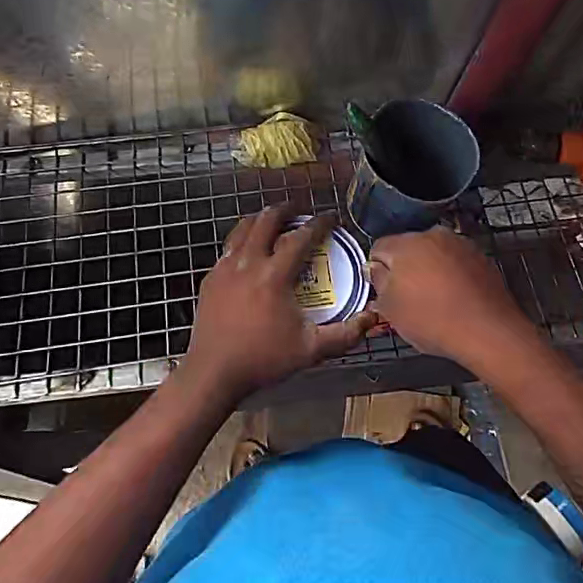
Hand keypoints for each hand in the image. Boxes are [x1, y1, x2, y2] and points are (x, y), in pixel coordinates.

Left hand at [185, 207, 377, 398]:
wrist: (213, 372)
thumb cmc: (263, 360)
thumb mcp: (311, 350)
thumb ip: (345, 333)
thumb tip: (373, 317)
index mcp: (274, 276)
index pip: (301, 237)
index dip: (320, 223)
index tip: (332, 217)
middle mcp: (248, 263)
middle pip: (266, 220)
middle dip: (286, 210)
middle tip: (300, 211)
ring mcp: (225, 268)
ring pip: (242, 229)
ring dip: (261, 220)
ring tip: (274, 222)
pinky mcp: (210, 278)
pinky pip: (228, 247)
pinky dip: (243, 240)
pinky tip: (249, 251)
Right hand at [368, 227, 534, 364]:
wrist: (488, 332)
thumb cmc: (433, 320)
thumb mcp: (390, 309)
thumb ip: (378, 282)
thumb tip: (376, 270)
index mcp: (406, 243)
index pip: (379, 248)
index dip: (377, 271)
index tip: (383, 291)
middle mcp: (434, 235)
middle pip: (408, 249)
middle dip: (405, 269)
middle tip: (407, 299)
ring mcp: (461, 244)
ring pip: (434, 255)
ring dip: (429, 271)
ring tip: (434, 302)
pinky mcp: (482, 258)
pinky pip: (456, 263)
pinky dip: (452, 276)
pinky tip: (454, 300)